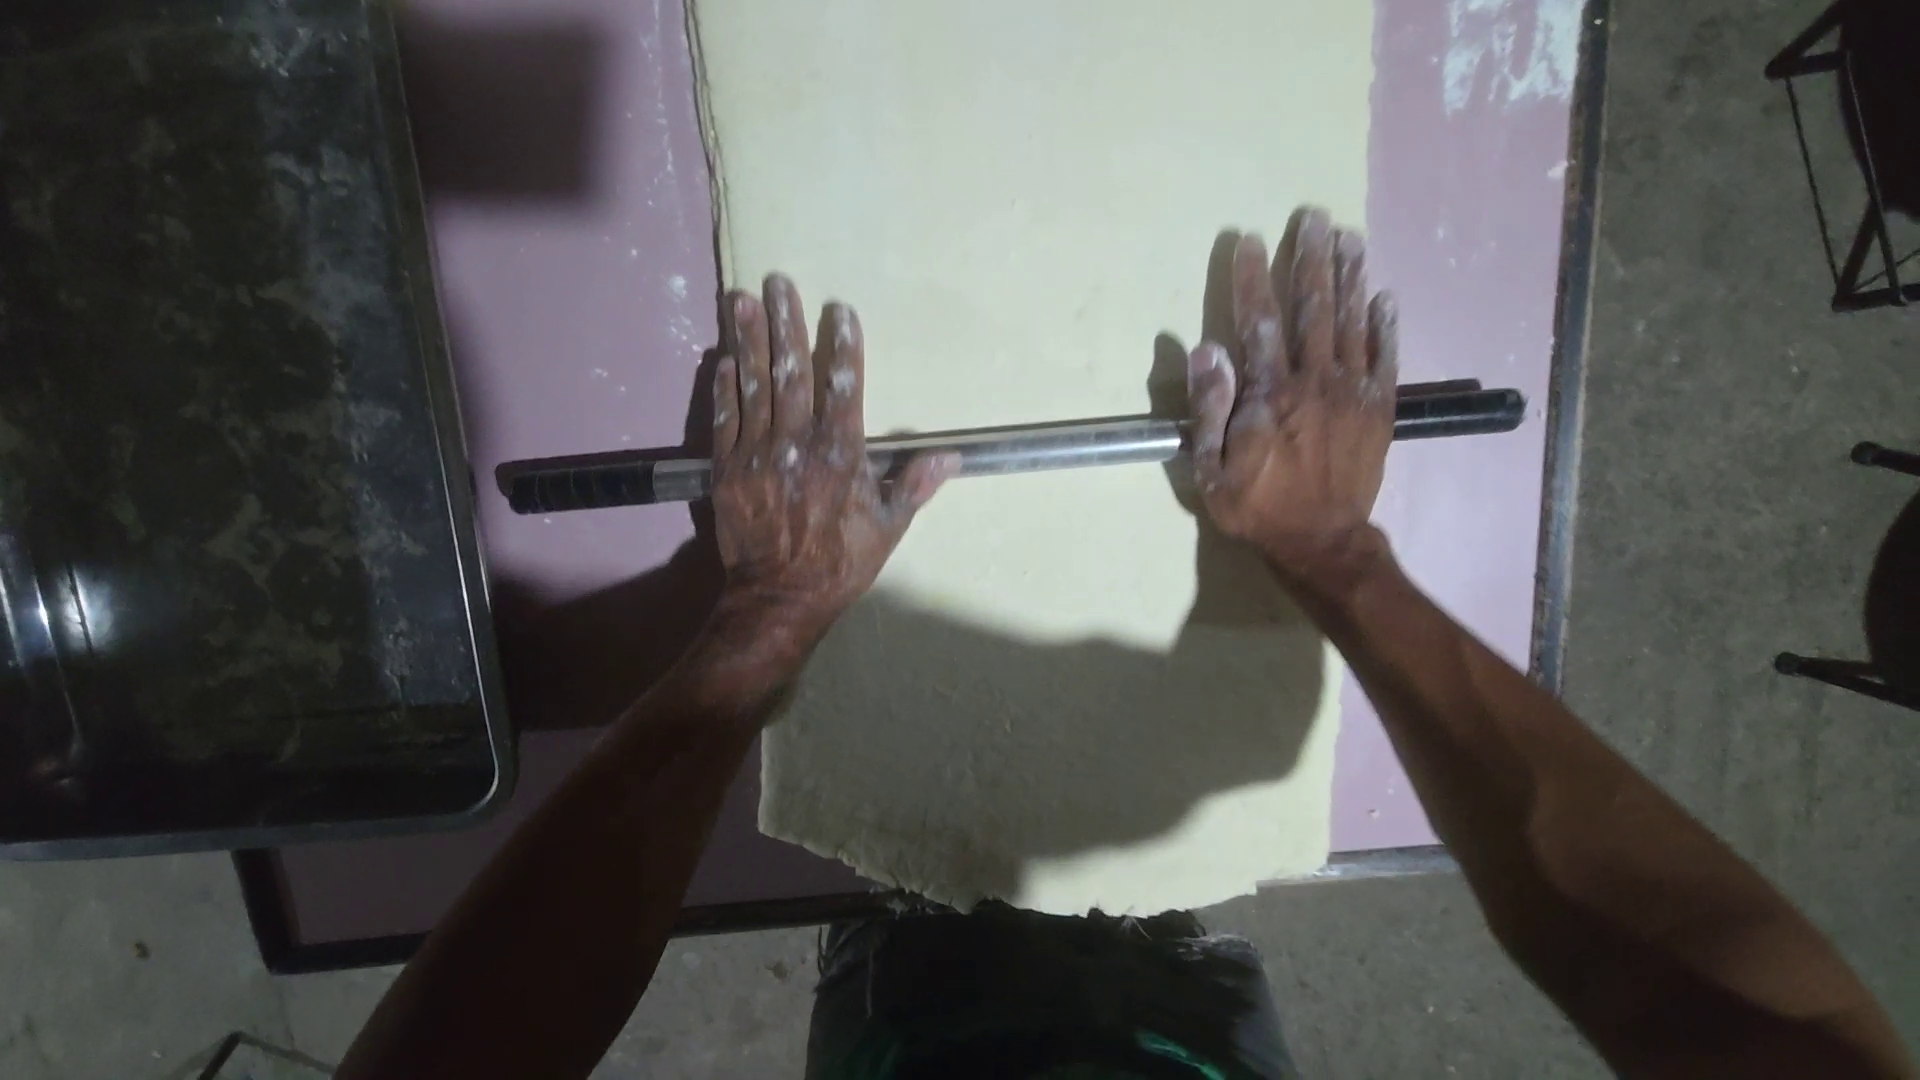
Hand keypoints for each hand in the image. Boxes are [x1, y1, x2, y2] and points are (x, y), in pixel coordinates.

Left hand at [706, 275, 954, 655]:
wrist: (779, 597)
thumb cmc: (840, 563)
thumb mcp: (889, 529)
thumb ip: (915, 487)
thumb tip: (952, 456)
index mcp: (842, 454)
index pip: (844, 386)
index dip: (842, 345)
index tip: (839, 309)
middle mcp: (798, 443)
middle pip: (792, 372)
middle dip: (787, 323)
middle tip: (778, 281)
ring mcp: (758, 454)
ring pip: (754, 386)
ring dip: (749, 339)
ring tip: (742, 299)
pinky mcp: (727, 469)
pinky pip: (725, 418)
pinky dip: (724, 387)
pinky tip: (724, 357)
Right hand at [1186, 207, 1398, 586]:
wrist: (1321, 540)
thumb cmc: (1257, 507)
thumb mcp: (1211, 470)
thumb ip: (1209, 408)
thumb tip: (1205, 350)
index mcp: (1269, 395)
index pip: (1259, 323)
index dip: (1252, 278)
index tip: (1248, 240)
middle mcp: (1314, 381)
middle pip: (1313, 308)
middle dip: (1310, 259)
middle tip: (1313, 217)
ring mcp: (1353, 392)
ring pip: (1351, 321)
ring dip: (1349, 276)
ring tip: (1349, 236)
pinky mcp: (1380, 408)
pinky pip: (1386, 356)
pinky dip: (1385, 324)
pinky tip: (1383, 295)